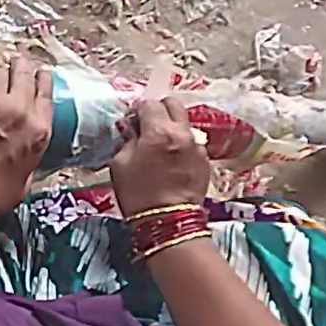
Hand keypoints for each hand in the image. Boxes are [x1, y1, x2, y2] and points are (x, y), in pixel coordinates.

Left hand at [0, 48, 53, 212]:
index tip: (37, 73)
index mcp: (39, 129)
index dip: (41, 77)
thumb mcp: (23, 182)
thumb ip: (28, 168)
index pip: (46, 91)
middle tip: (9, 62)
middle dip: (18, 63)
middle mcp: (20, 108)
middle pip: (23, 71)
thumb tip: (24, 168)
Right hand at [108, 97, 212, 217]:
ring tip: (161, 145)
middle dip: (160, 110)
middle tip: (149, 126)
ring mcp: (197, 145)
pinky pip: (192, 142)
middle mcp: (181, 132)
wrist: (168, 222)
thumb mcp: (120, 164)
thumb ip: (127, 140)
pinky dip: (182, 144)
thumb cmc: (138, 194)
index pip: (149, 103)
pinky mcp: (205, 160)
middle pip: (173, 104)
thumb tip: (132, 129)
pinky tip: (173, 161)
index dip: (138, 110)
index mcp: (158, 131)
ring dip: (172, 127)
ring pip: (185, 122)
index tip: (132, 122)